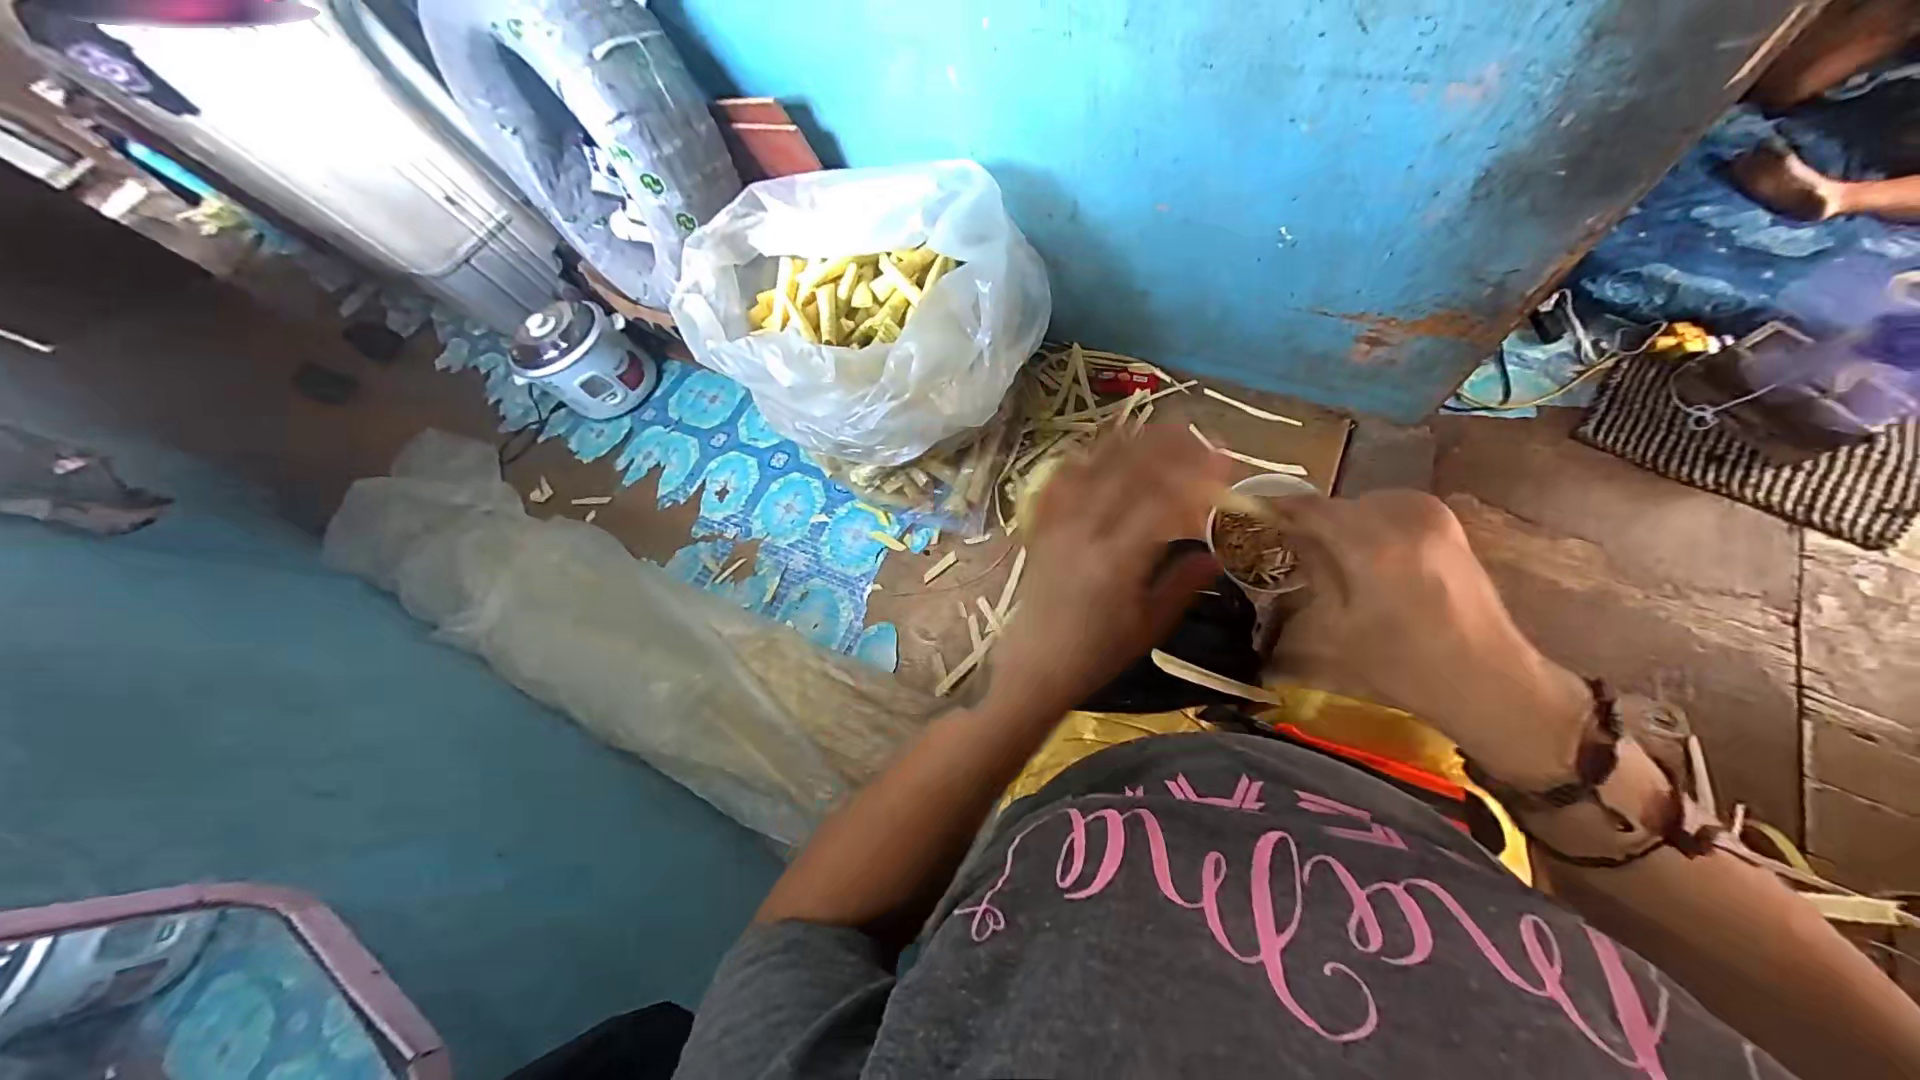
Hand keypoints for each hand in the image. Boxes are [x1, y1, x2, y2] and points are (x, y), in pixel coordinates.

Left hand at [989, 426, 1227, 713]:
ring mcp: (1057, 528)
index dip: (1197, 477)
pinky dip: (1078, 463)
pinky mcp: (1040, 531)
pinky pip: (1057, 486)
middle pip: (1127, 474)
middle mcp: (1085, 534)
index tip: (1224, 459)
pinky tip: (1093, 449)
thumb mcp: (1149, 625)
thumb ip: (1183, 584)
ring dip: (1124, 444)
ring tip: (1152, 427)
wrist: (1035, 667)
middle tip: (1194, 429)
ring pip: (1091, 471)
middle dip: (1164, 446)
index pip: (1164, 502)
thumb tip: (1216, 553)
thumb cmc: (1097, 654)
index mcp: (1119, 560)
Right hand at [1270, 491, 1592, 786]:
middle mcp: (1404, 520)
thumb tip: (1293, 541)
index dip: (1277, 508)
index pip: (1311, 509)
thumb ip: (1314, 572)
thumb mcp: (1339, 626)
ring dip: (1342, 521)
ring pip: (1366, 504)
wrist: (1490, 682)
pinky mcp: (1451, 529)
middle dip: (1310, 520)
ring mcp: (1434, 520)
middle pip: (1339, 504)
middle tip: (1285, 542)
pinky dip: (1371, 523)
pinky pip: (1394, 511)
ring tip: (1325, 550)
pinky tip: (1364, 552)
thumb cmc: (1405, 665)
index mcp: (1372, 546)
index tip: (1251, 512)